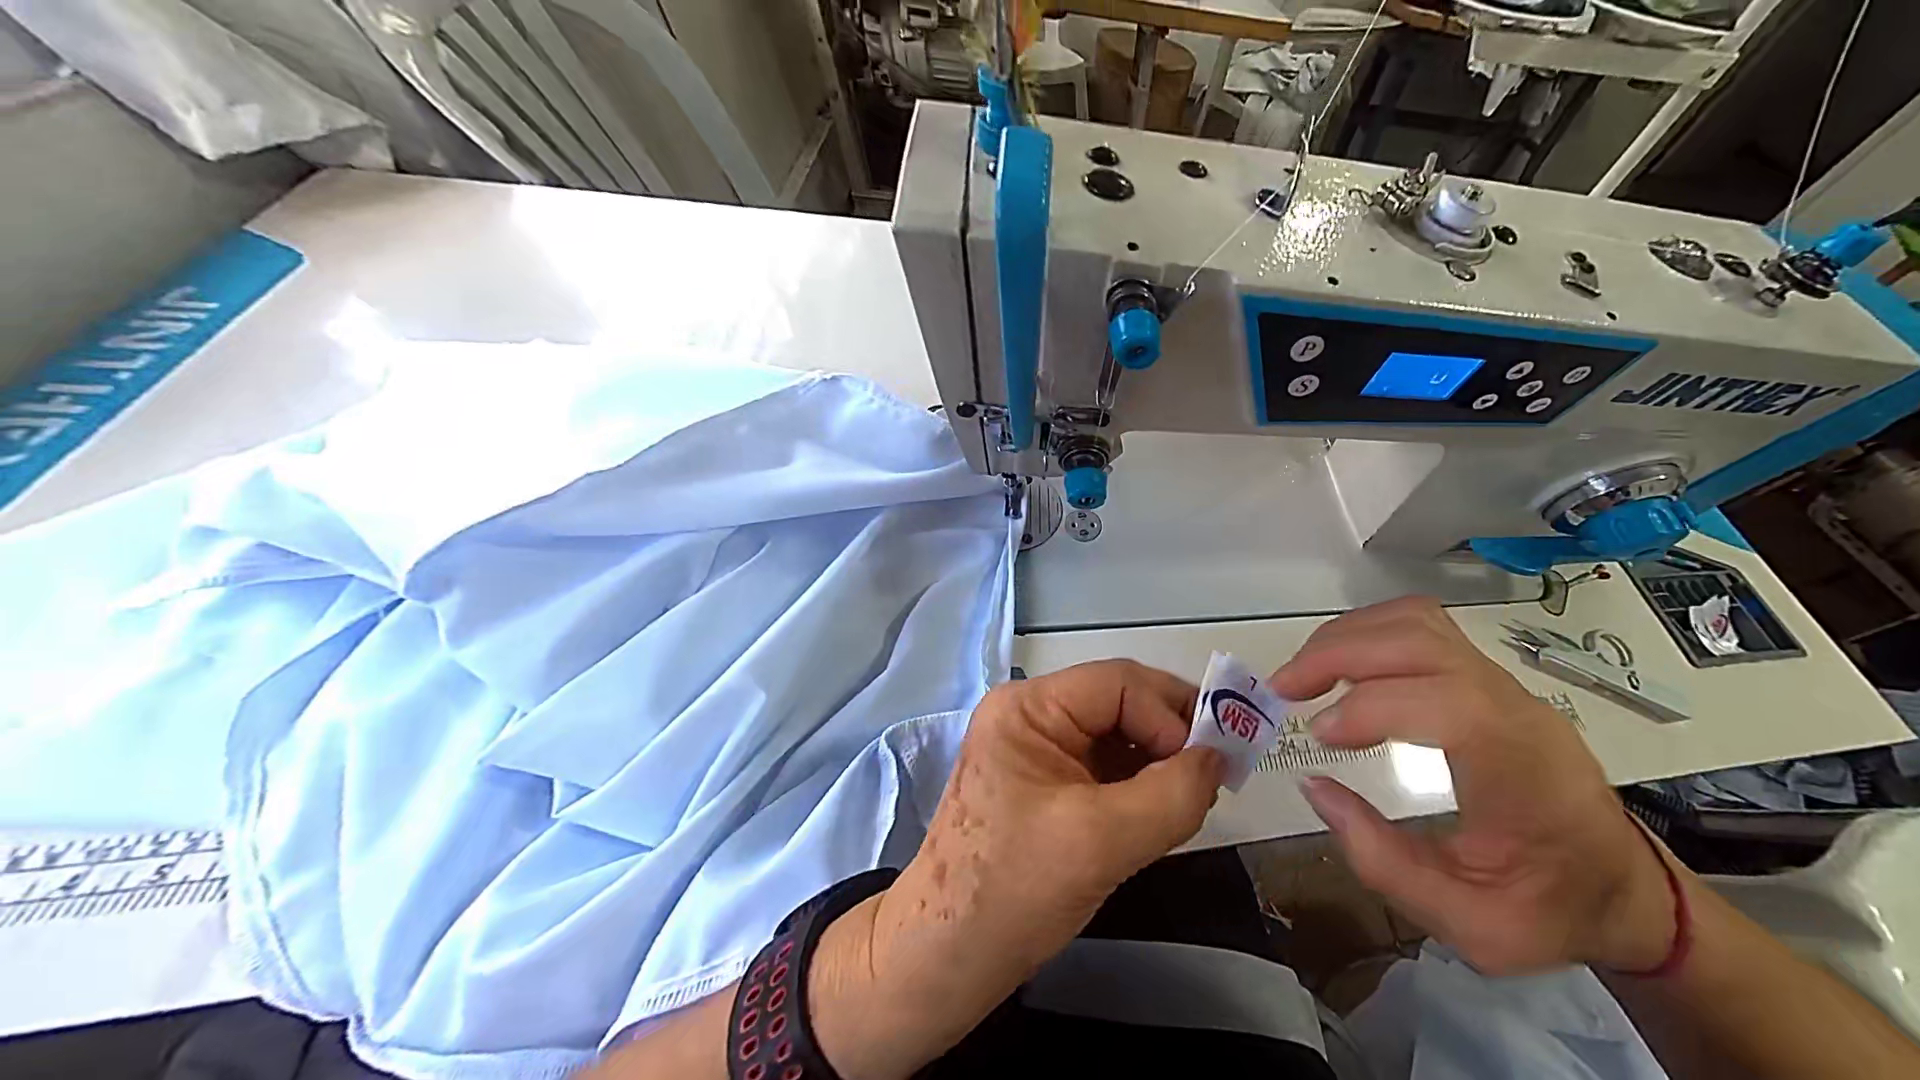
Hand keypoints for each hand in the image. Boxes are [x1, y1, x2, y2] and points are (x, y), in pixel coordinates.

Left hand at [809, 661, 1223, 1078]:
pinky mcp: (1044, 786)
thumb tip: (1219, 758)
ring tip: (1197, 795)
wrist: (946, 958)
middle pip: (1118, 702)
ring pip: (1116, 735)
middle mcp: (1030, 716)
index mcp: (1028, 709)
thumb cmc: (1013, 891)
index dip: (1170, 715)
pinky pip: (1104, 767)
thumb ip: (1171, 794)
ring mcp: (1035, 751)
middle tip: (1220, 772)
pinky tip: (1165, 809)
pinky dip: (1140, 782)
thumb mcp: (1101, 840)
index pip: (1118, 683)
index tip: (1210, 767)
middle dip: (1170, 733)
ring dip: (1160, 759)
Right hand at [1269, 597, 1675, 975]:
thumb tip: (1313, 785)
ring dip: (1345, 637)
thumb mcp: (1467, 922)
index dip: (1372, 708)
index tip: (1317, 736)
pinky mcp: (1483, 677)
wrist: (1623, 888)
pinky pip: (1418, 627)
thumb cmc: (1549, 909)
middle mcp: (1514, 709)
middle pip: (1419, 641)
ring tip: (1302, 675)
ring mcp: (1501, 684)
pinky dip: (1364, 634)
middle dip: (1336, 654)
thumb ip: (1382, 861)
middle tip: (1282, 690)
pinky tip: (1337, 667)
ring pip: (1414, 622)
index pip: (1449, 703)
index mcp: (1522, 771)